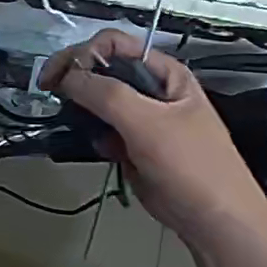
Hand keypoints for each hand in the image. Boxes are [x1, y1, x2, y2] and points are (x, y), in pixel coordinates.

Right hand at [40, 29, 266, 240]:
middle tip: (51, 91)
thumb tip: (68, 76)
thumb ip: (106, 94)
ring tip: (74, 121)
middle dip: (77, 79)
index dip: (83, 54)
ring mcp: (143, 119)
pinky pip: (105, 130)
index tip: (57, 76)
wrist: (215, 222)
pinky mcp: (134, 146)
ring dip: (84, 110)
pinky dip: (96, 136)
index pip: (115, 45)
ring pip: (101, 102)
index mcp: (165, 73)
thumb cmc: (193, 166)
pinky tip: (101, 148)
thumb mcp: (148, 123)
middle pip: (104, 71)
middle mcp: (153, 90)